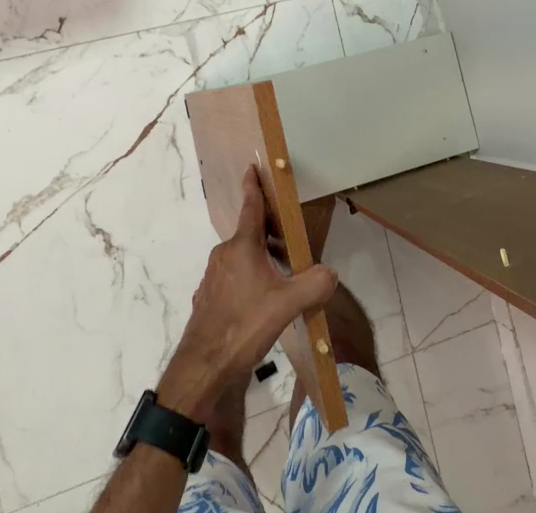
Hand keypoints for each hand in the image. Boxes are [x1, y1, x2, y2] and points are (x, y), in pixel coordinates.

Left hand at [157, 166, 337, 418]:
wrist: (205, 367)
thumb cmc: (245, 325)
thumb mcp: (288, 304)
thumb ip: (315, 284)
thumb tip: (331, 274)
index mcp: (241, 247)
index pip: (250, 208)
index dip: (254, 187)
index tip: (251, 167)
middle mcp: (223, 257)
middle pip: (250, 235)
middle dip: (270, 234)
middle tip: (292, 241)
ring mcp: (212, 279)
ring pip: (242, 260)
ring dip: (262, 261)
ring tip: (284, 279)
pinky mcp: (209, 301)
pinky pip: (234, 280)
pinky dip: (251, 282)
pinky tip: (264, 305)